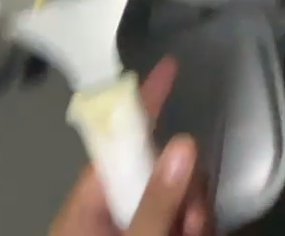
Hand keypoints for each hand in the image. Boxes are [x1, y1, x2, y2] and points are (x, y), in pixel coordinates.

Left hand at [48, 59, 210, 235]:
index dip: (144, 102)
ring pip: (178, 193)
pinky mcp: (154, 233)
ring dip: (193, 211)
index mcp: (87, 206)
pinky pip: (183, 216)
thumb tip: (184, 141)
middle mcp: (110, 211)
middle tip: (193, 218)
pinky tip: (198, 233)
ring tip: (194, 232)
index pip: (118, 140)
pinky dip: (196, 226)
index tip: (169, 65)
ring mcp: (133, 226)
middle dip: (184, 187)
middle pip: (159, 167)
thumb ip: (156, 200)